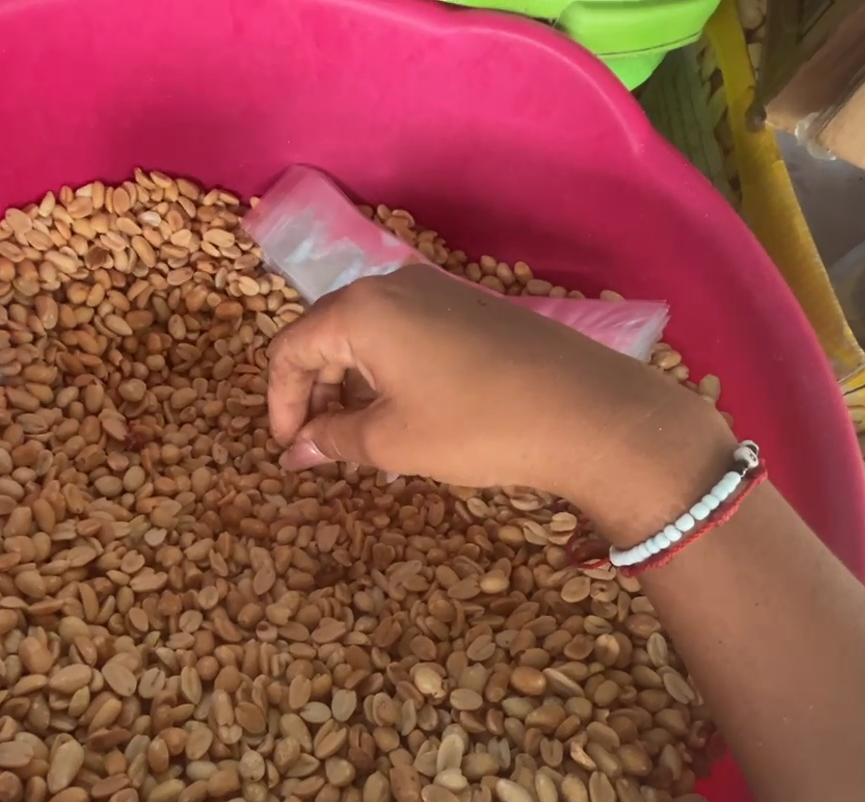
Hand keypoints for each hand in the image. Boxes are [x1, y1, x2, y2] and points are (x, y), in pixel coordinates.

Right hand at [265, 265, 730, 528]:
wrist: (585, 412)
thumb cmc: (474, 428)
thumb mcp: (392, 441)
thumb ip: (332, 439)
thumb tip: (296, 451)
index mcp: (360, 310)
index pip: (290, 350)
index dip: (279, 403)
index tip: (290, 449)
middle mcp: (391, 286)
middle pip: (325, 338)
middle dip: (314, 396)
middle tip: (322, 448)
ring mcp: (434, 292)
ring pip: (365, 338)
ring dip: (351, 389)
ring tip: (362, 442)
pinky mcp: (466, 307)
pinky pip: (403, 337)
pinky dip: (386, 376)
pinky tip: (402, 416)